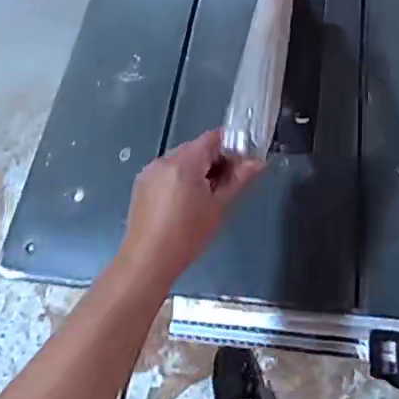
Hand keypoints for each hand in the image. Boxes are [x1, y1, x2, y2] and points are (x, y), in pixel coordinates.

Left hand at [116, 129, 265, 288]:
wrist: (148, 261)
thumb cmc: (187, 236)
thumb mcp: (218, 207)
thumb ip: (238, 180)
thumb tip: (257, 162)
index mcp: (184, 163)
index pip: (212, 138)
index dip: (230, 147)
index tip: (241, 164)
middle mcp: (164, 160)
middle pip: (196, 148)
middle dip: (213, 160)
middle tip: (226, 185)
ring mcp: (149, 171)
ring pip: (181, 159)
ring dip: (196, 169)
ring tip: (204, 197)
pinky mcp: (141, 184)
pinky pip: (166, 170)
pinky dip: (179, 178)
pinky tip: (184, 202)